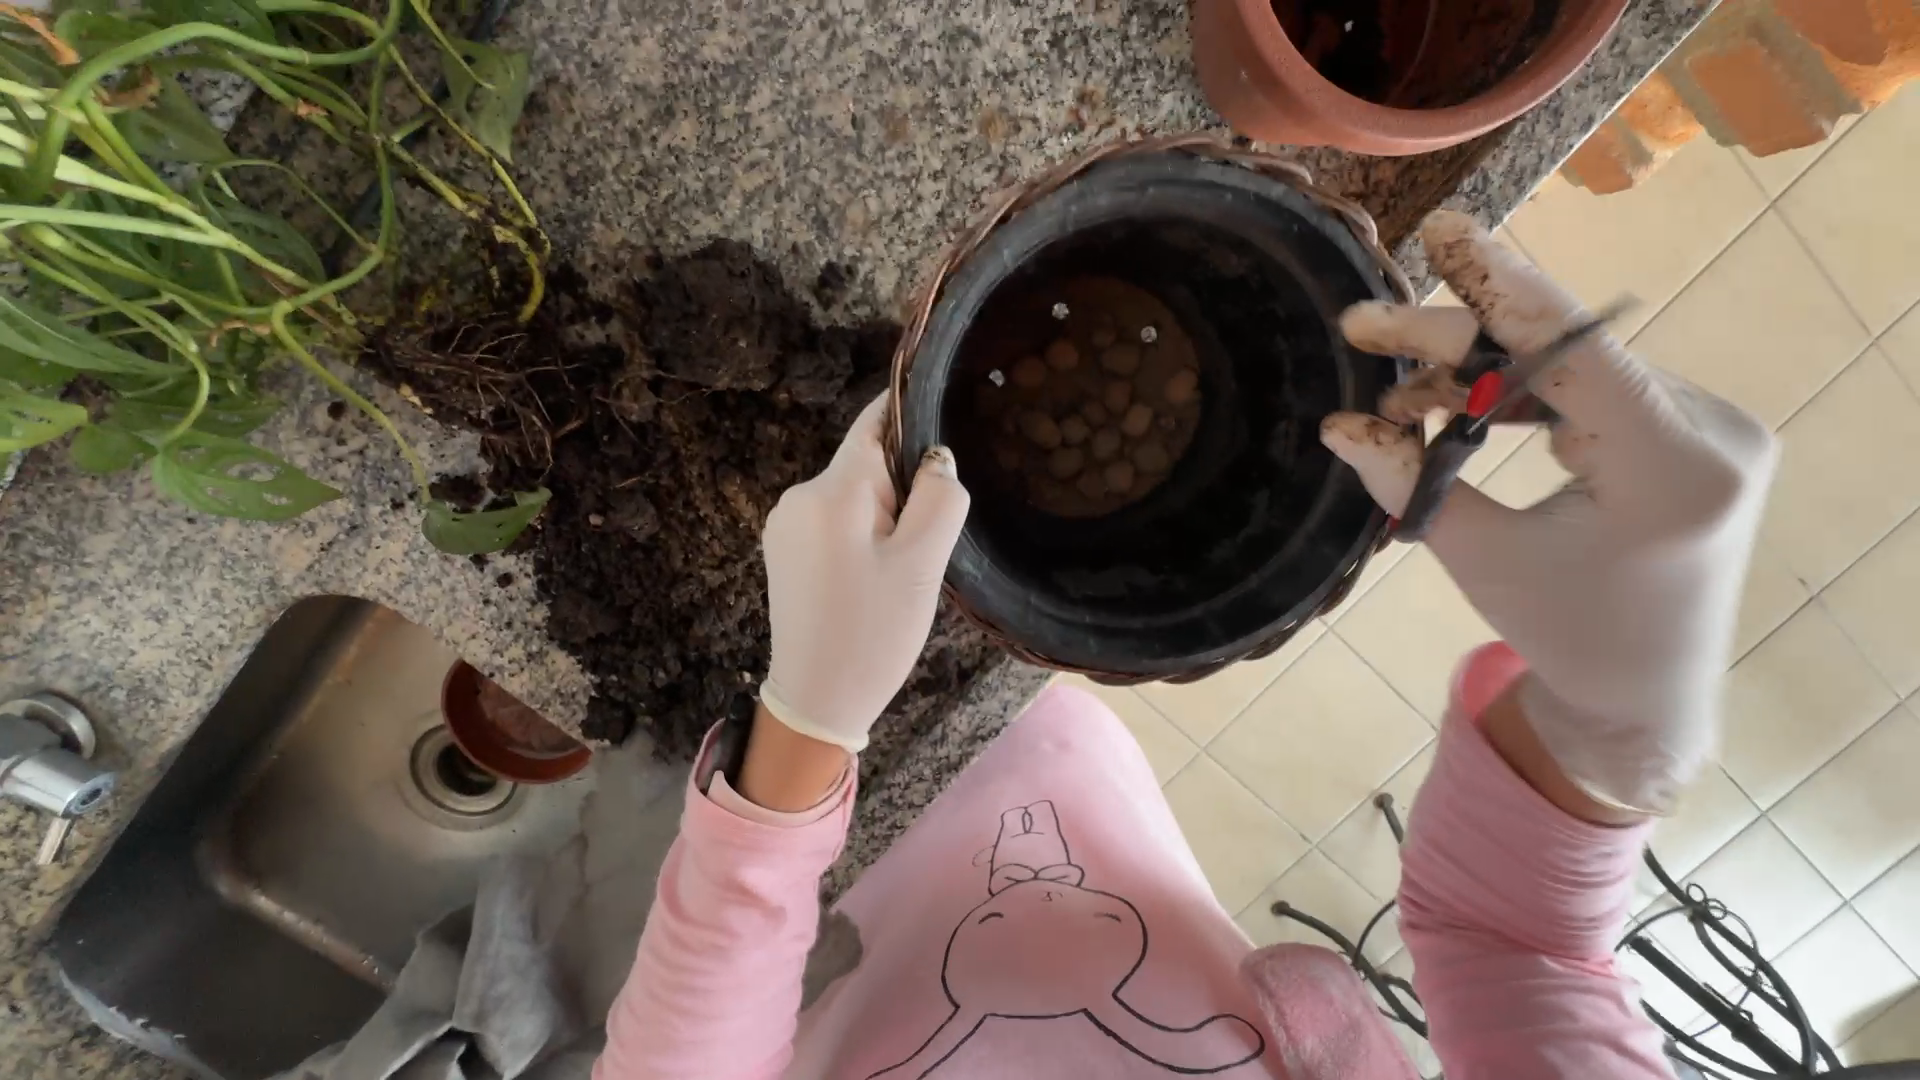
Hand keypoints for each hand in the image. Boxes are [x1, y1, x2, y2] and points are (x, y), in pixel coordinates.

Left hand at [759, 395, 970, 754]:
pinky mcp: (785, 552)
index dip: (910, 417)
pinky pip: (835, 522)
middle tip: (926, 543)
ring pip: (853, 496)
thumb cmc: (874, 634)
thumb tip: (937, 459)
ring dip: (885, 516)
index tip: (943, 423)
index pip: (874, 424)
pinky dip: (863, 535)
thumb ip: (938, 498)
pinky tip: (872, 578)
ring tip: (900, 571)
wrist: (815, 702)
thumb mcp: (922, 565)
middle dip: (903, 488)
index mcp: (832, 492)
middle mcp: (799, 497)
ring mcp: (785, 526)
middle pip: (866, 464)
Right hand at [1321, 211, 1776, 815]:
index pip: (1576, 351)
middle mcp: (1705, 427)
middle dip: (1450, 343)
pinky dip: (1505, 396)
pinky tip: (1445, 409)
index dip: (1502, 288)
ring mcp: (1699, 426)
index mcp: (1669, 466)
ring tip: (1391, 399)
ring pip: (1563, 368)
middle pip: (1557, 353)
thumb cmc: (1562, 630)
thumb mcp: (1473, 555)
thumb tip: (1338, 426)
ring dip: (1470, 376)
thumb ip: (1408, 481)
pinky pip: (1578, 392)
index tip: (1446, 231)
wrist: (1642, 689)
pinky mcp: (1677, 434)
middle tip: (1361, 327)